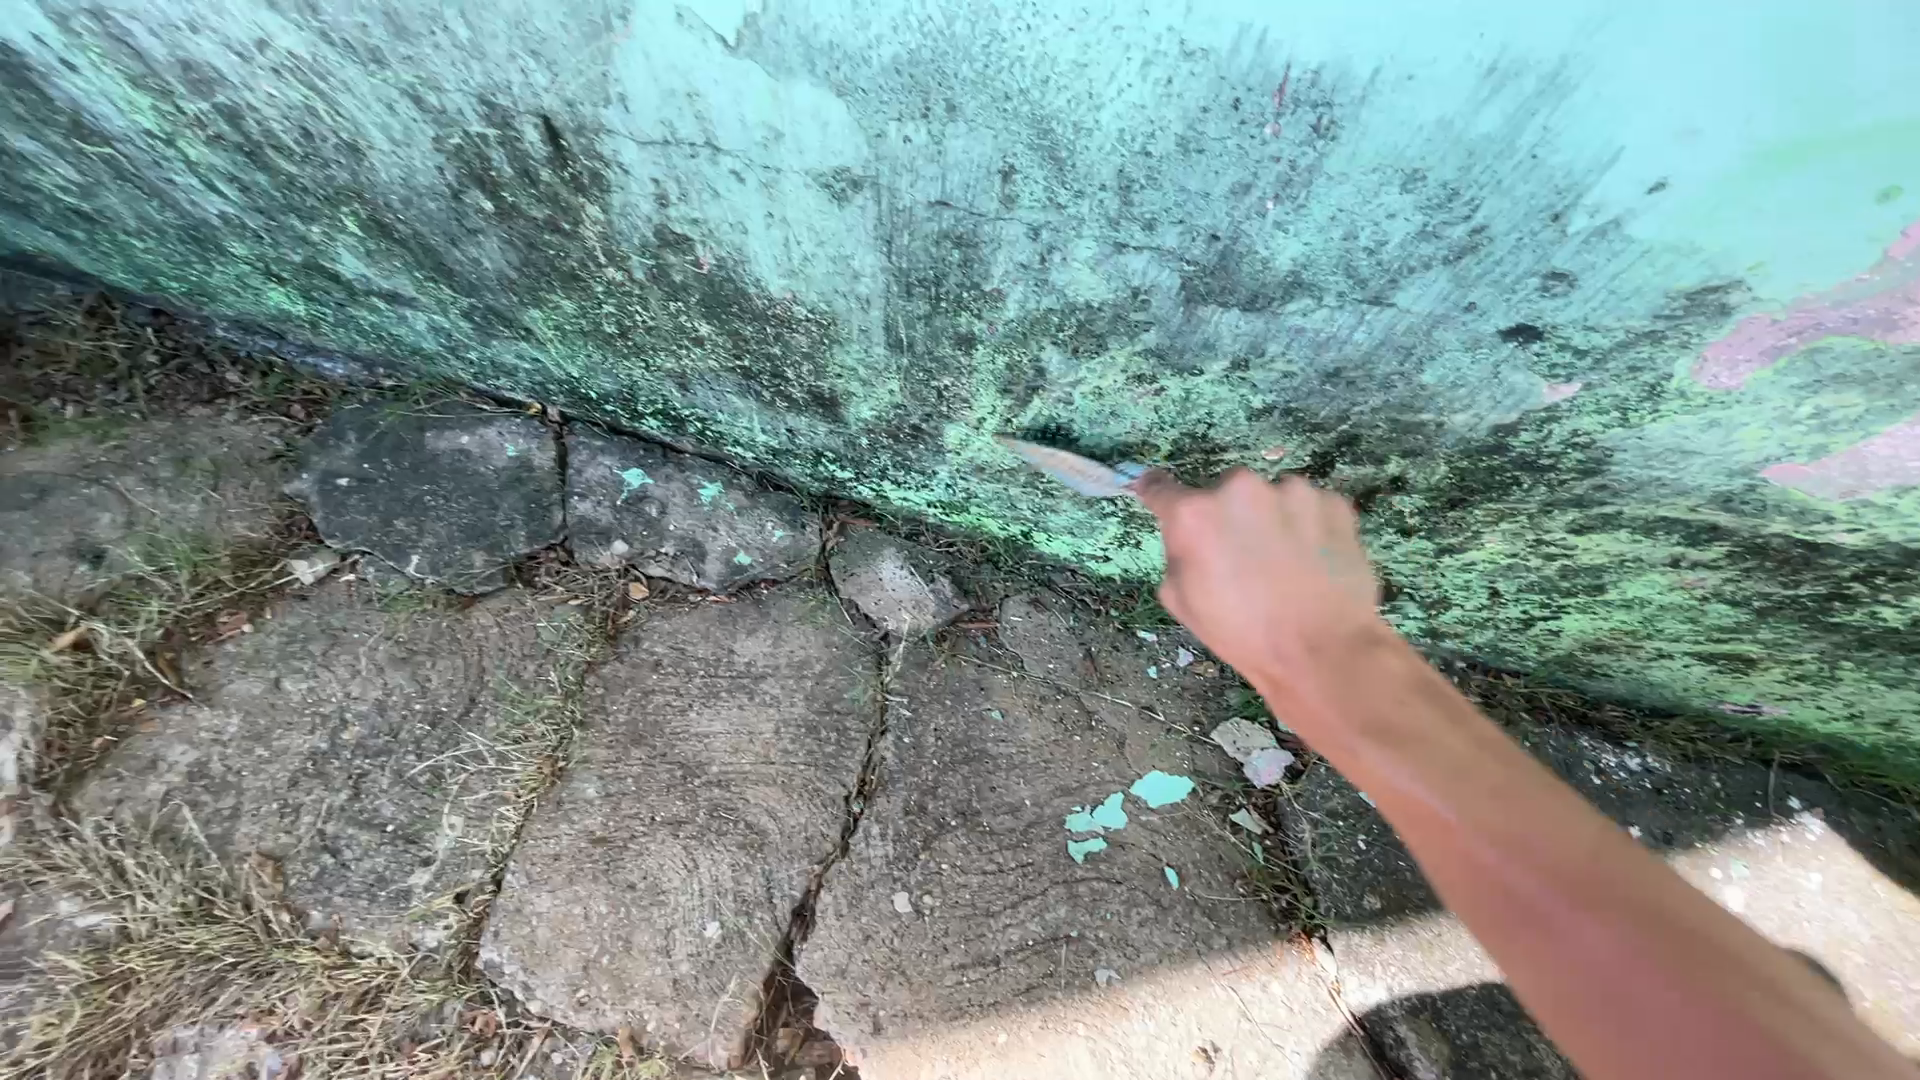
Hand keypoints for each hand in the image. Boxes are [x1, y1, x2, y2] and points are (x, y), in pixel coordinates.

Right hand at [1133, 468, 1386, 685]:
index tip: (1161, 499)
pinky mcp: (1332, 502)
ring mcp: (1291, 490)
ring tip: (1283, 561)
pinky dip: (1307, 526)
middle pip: (1223, 492)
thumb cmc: (1239, 631)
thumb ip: (1177, 553)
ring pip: (1269, 497)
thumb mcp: (1180, 599)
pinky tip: (1312, 560)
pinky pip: (1309, 507)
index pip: (1160, 487)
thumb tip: (1189, 537)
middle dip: (1227, 516)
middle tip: (1240, 556)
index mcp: (1194, 513)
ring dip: (1269, 518)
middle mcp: (1239, 488)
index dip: (1158, 495)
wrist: (1320, 650)